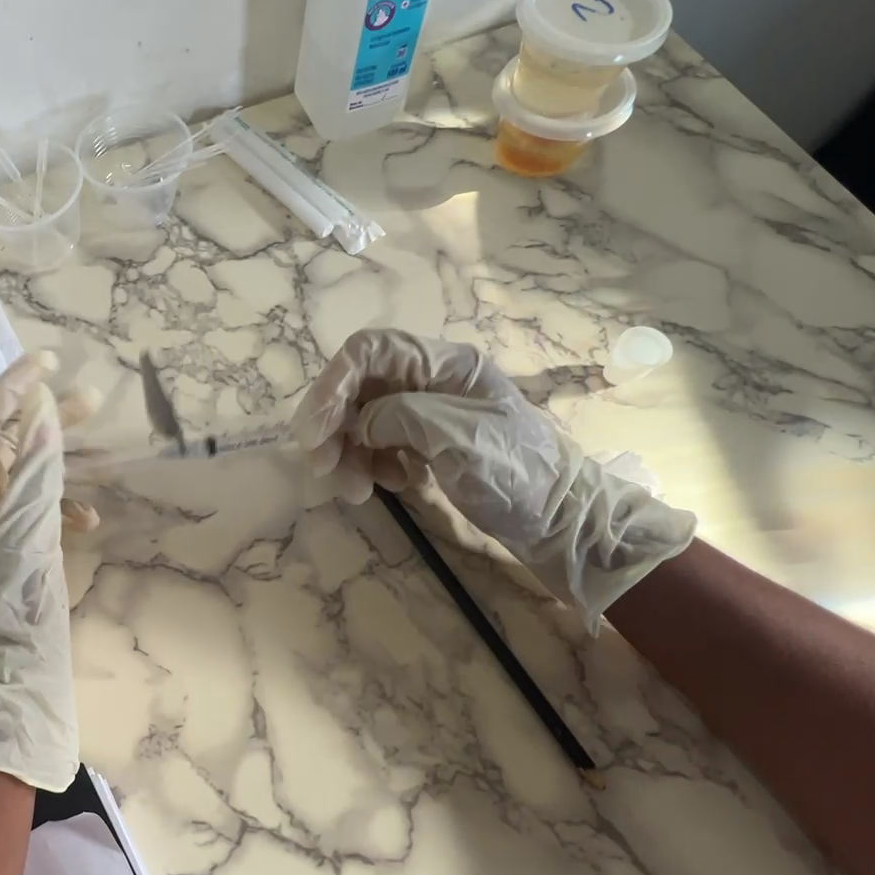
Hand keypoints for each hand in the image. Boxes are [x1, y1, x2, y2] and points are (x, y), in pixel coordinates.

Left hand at [0, 353, 92, 791]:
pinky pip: (39, 508)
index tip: (48, 362)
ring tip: (106, 444)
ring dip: (66, 458)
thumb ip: (35, 467)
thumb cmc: (14, 595)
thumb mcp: (28, 523)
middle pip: (7, 441)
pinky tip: (91, 517)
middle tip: (92, 398)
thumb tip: (43, 414)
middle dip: (48, 417)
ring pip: (29, 473)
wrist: (10, 663)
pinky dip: (65, 505)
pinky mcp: (13, 545)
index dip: (12, 384)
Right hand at [293, 329, 696, 626]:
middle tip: (323, 468)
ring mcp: (427, 413)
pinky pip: (379, 445)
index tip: (314, 434)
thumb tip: (360, 422)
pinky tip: (390, 487)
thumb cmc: (517, 473)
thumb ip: (400, 415)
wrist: (560, 522)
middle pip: (359, 387)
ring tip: (356, 492)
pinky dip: (372, 465)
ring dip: (349, 454)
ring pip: (363, 420)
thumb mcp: (457, 436)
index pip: (369, 352)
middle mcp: (430, 380)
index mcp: (445, 363)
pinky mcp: (426, 444)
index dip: (332, 385)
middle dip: (335, 426)